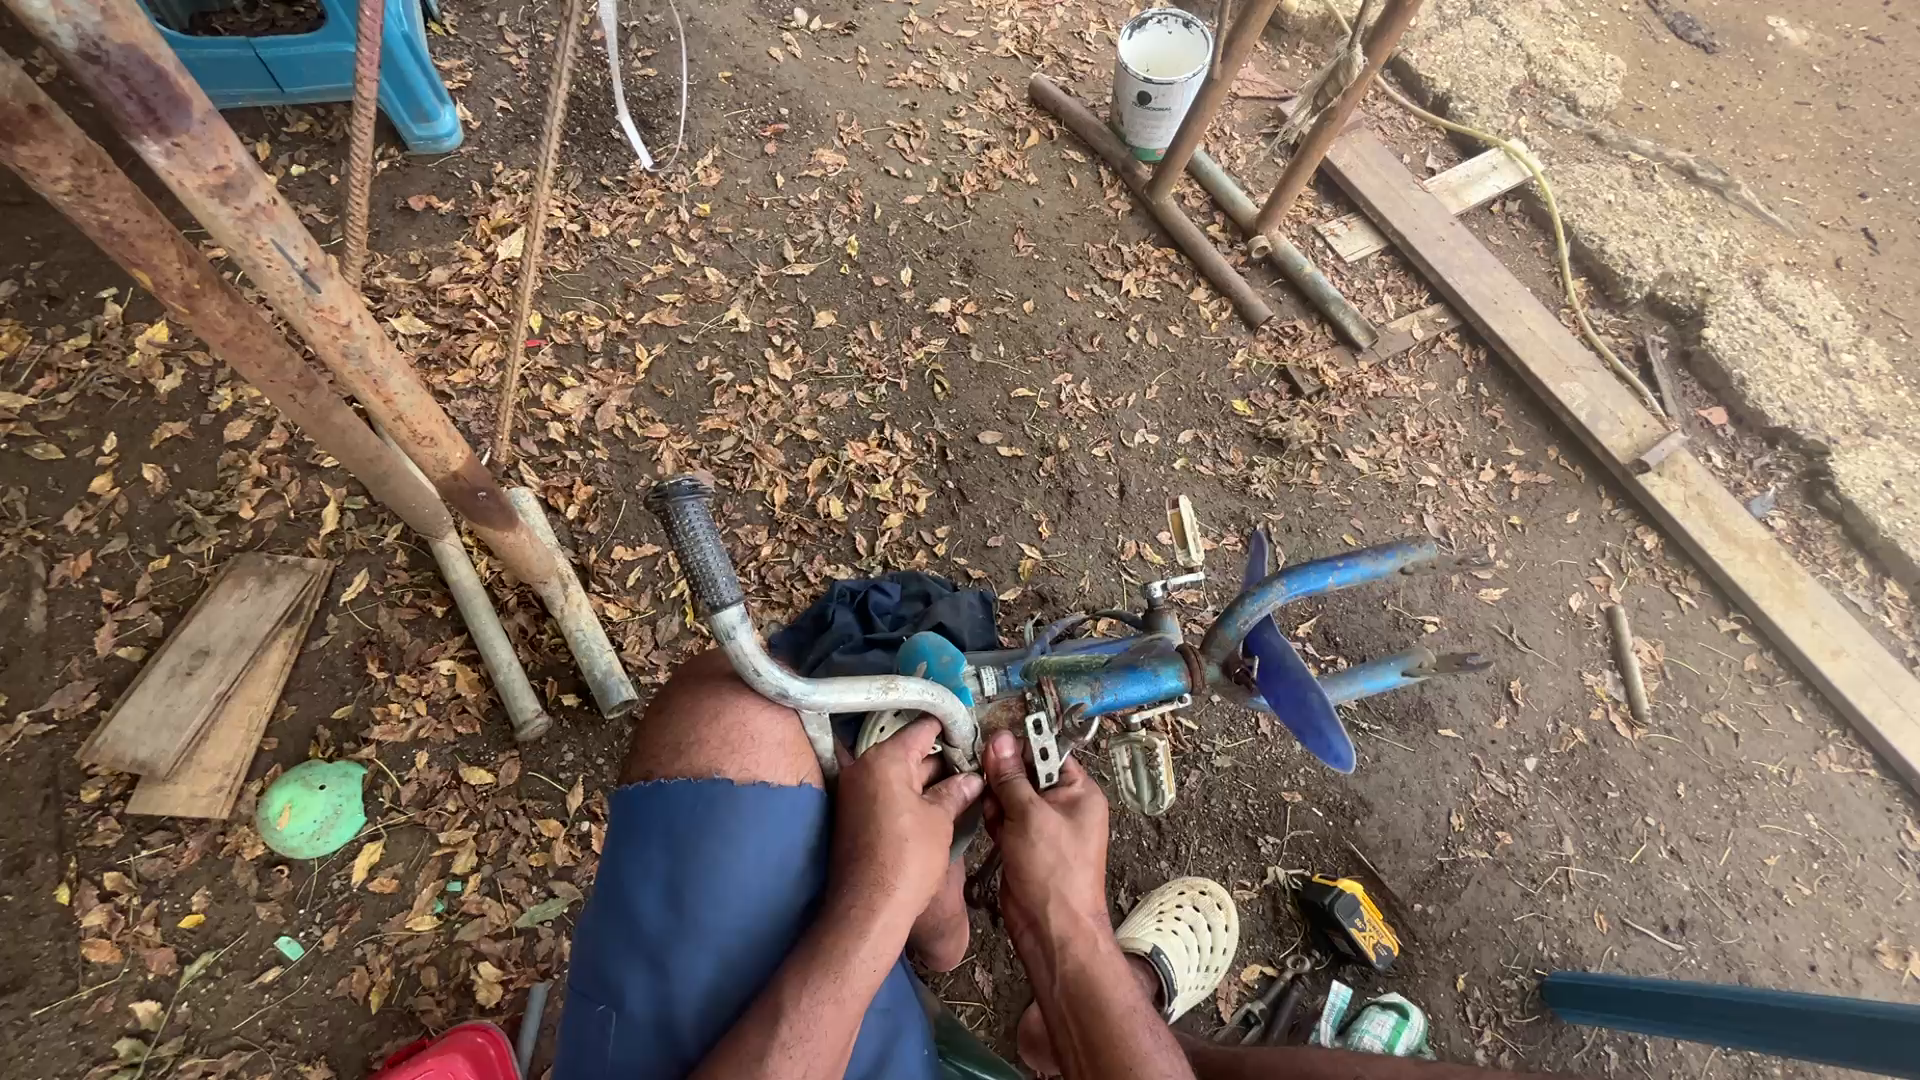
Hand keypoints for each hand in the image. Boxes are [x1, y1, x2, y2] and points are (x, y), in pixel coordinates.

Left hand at [830, 717, 983, 930]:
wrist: (869, 910)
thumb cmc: (906, 860)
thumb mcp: (940, 819)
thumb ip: (955, 792)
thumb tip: (972, 780)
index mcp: (884, 760)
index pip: (921, 729)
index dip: (949, 728)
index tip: (969, 732)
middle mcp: (863, 768)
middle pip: (909, 752)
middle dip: (941, 761)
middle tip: (972, 767)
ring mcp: (854, 792)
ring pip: (899, 775)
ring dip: (927, 781)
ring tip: (962, 788)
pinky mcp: (853, 815)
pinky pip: (886, 793)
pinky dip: (909, 796)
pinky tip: (936, 806)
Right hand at [980, 728, 1110, 959]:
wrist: (1051, 931)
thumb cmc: (1055, 874)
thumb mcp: (1030, 815)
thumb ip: (1011, 777)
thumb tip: (999, 740)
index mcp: (1079, 791)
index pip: (1048, 752)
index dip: (1022, 746)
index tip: (995, 741)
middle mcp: (1063, 805)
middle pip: (1026, 772)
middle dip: (1005, 775)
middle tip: (988, 779)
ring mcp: (1042, 825)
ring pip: (1010, 794)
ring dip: (997, 799)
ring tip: (994, 814)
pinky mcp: (1023, 842)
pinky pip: (1004, 817)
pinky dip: (994, 819)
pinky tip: (992, 828)